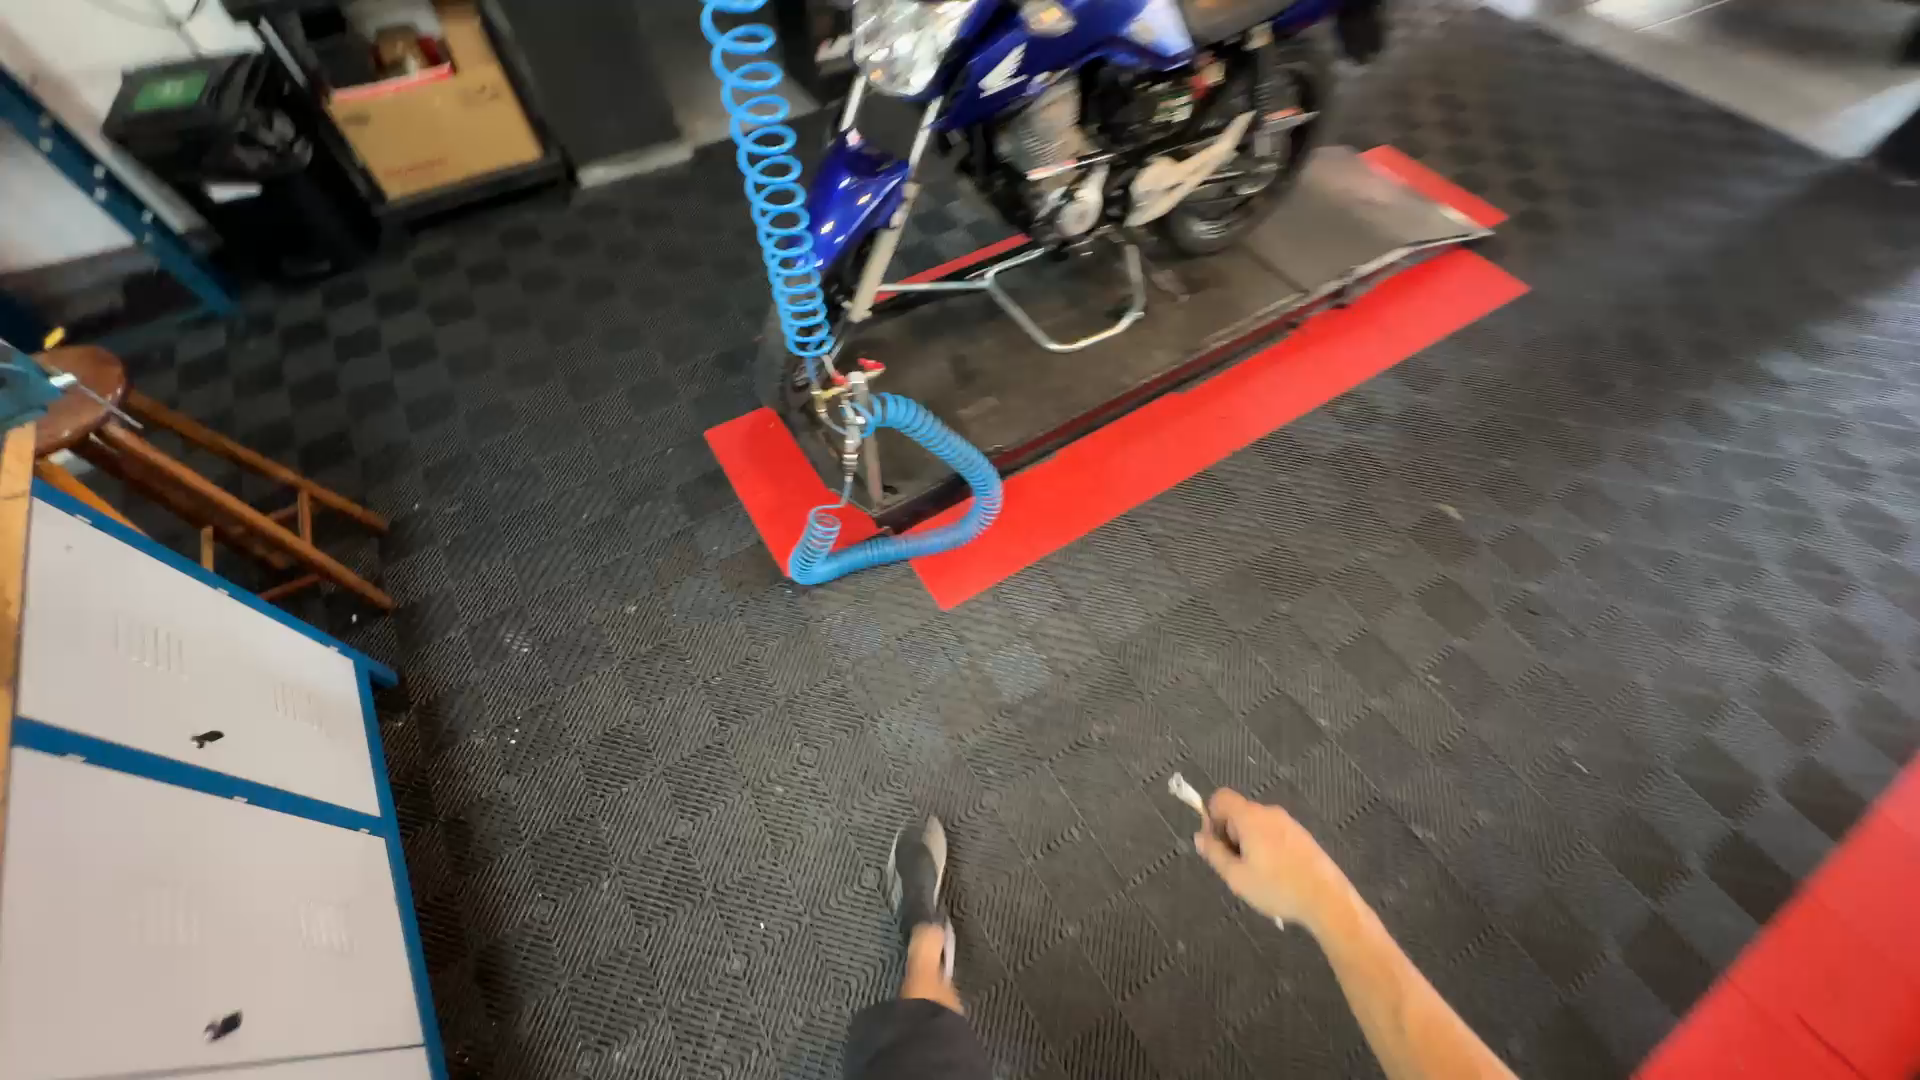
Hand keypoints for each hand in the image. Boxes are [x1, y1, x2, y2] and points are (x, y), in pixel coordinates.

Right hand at [1194, 788, 1351, 932]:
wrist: (1329, 901)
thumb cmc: (1278, 888)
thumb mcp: (1237, 877)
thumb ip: (1214, 854)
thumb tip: (1200, 837)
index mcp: (1250, 817)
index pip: (1220, 798)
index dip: (1211, 817)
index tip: (1218, 845)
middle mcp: (1269, 812)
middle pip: (1238, 812)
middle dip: (1231, 834)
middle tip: (1237, 866)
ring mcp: (1289, 823)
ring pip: (1256, 824)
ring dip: (1249, 843)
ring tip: (1258, 875)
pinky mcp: (1302, 836)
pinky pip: (1274, 833)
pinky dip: (1267, 847)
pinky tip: (1278, 875)